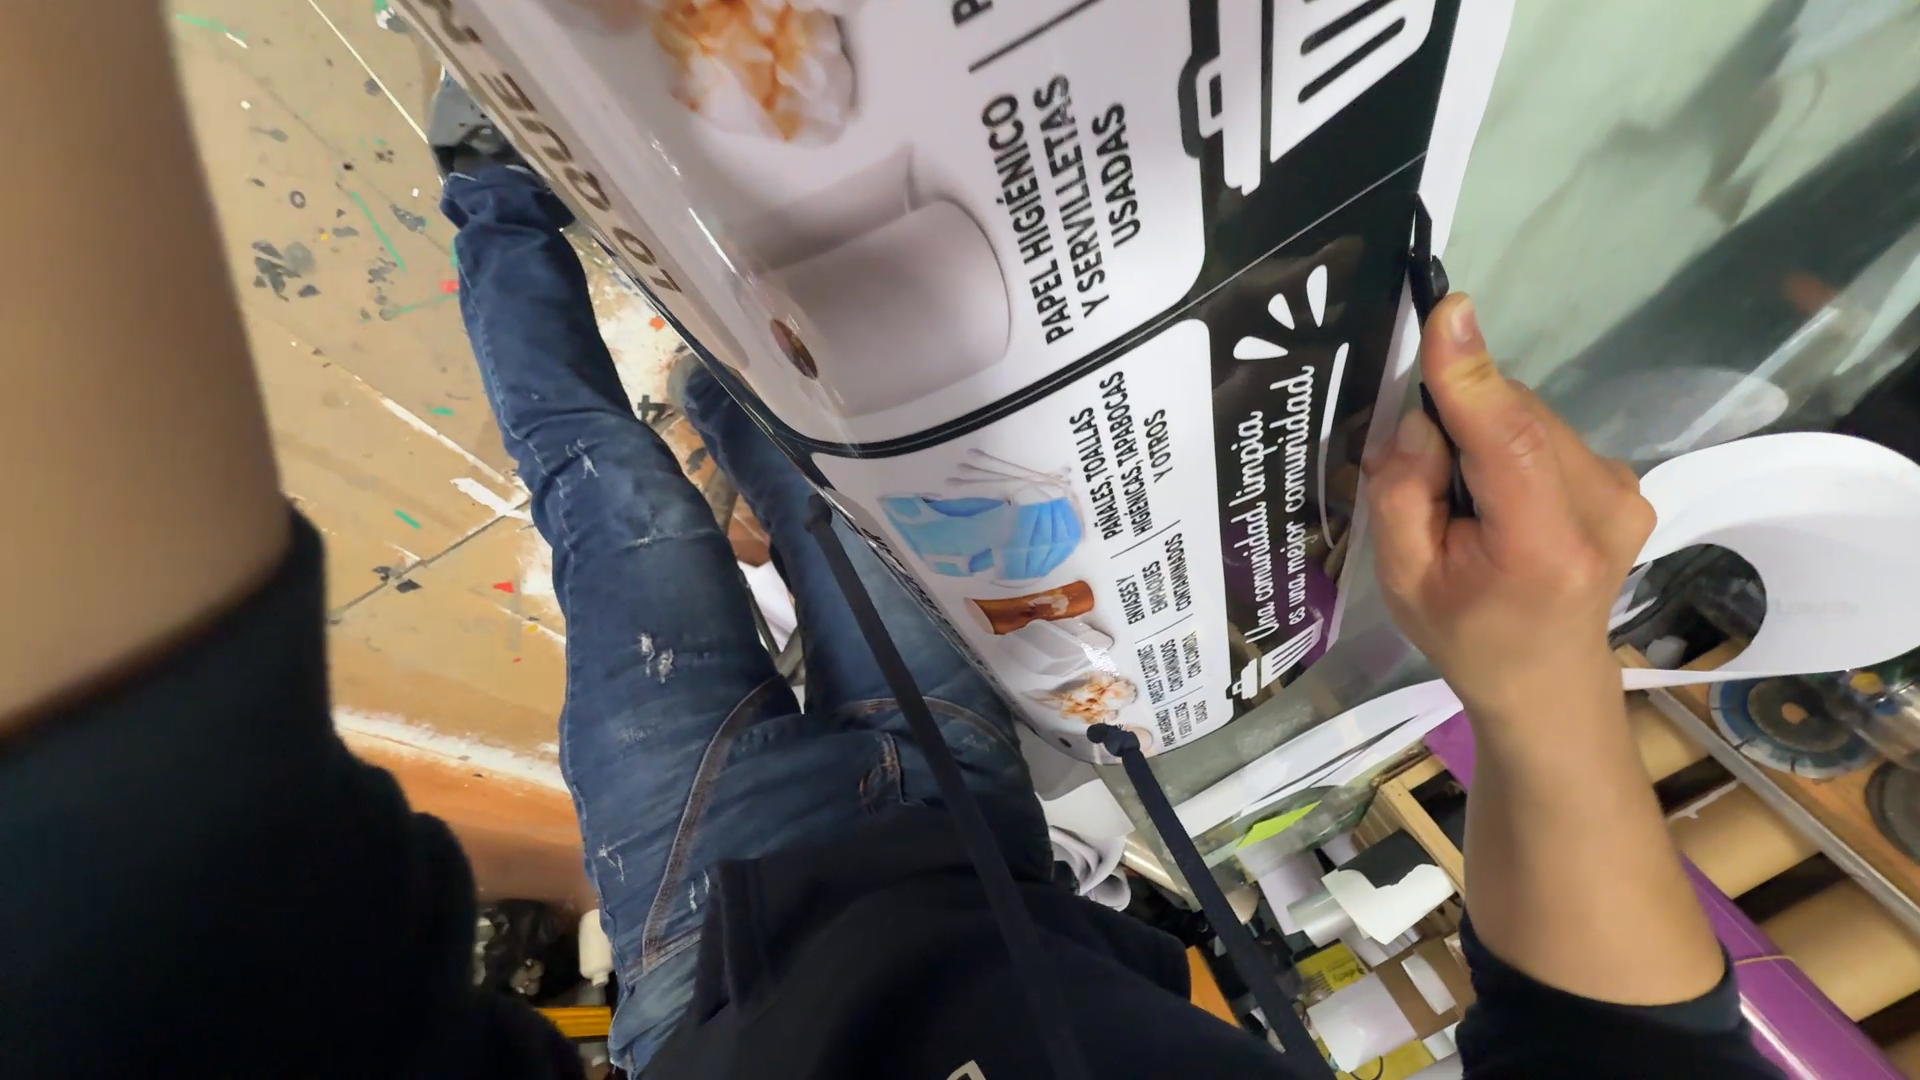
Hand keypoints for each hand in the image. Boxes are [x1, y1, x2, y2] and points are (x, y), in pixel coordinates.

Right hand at [1363, 294, 1653, 726]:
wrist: (1543, 677)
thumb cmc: (1461, 633)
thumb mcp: (1401, 576)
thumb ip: (1404, 494)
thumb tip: (1423, 417)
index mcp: (1543, 545)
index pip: (1509, 442)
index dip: (1473, 378)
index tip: (1447, 312)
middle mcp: (1605, 505)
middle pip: (1514, 418)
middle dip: (1453, 416)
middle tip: (1415, 470)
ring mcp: (1624, 488)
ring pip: (1527, 417)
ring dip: (1475, 429)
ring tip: (1452, 491)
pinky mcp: (1622, 478)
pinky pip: (1541, 430)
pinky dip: (1499, 440)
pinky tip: (1485, 486)